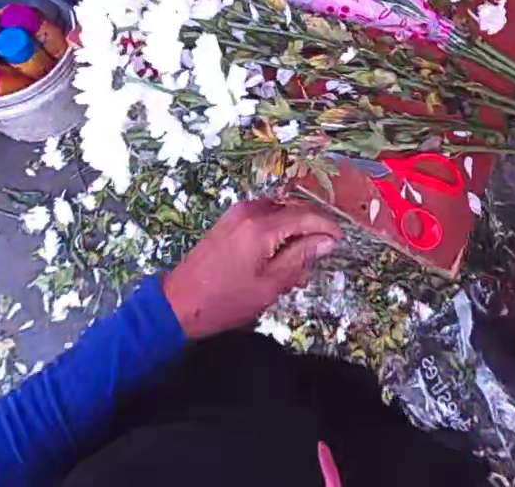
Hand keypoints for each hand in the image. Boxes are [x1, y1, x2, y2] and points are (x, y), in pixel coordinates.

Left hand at [163, 198, 340, 338]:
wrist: (175, 304)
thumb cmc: (224, 301)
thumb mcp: (268, 286)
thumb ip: (300, 259)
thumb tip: (326, 241)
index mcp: (261, 227)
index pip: (305, 217)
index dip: (326, 226)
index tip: (338, 238)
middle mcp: (251, 211)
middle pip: (293, 210)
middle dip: (311, 229)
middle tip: (319, 253)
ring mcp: (238, 212)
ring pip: (280, 211)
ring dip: (294, 228)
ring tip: (298, 258)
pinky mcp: (230, 218)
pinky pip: (264, 214)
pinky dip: (277, 227)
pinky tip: (279, 251)